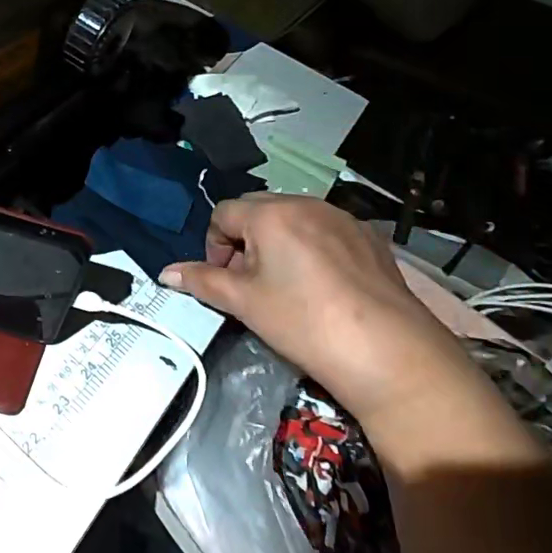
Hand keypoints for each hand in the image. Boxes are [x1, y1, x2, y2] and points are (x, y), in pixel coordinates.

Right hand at [160, 194, 474, 423]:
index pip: (224, 214)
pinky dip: (313, 249)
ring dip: (279, 244)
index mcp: (271, 213)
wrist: (386, 349)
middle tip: (252, 286)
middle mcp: (307, 203)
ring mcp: (342, 217)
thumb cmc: (303, 322)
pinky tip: (325, 288)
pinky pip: (326, 231)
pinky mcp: (368, 236)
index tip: (225, 283)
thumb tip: (166, 272)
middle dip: (245, 242)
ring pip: (294, 220)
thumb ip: (203, 282)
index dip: (214, 247)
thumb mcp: (245, 303)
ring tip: (288, 288)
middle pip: (259, 211)